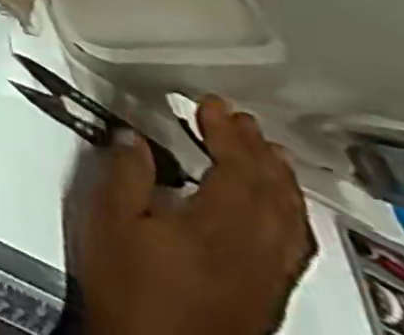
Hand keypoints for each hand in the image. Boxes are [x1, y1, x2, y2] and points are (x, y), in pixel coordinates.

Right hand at [73, 97, 316, 334]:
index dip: (227, 132)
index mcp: (216, 226)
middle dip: (256, 150)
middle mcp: (254, 250)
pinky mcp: (268, 298)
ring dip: (281, 180)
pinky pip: (295, 246)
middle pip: (272, 192)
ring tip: (268, 154)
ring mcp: (267, 278)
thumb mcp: (108, 221)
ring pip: (291, 220)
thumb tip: (132, 136)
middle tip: (239, 119)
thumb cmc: (127, 288)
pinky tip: (278, 209)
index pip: (236, 168)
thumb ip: (123, 174)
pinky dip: (291, 214)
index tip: (212, 104)